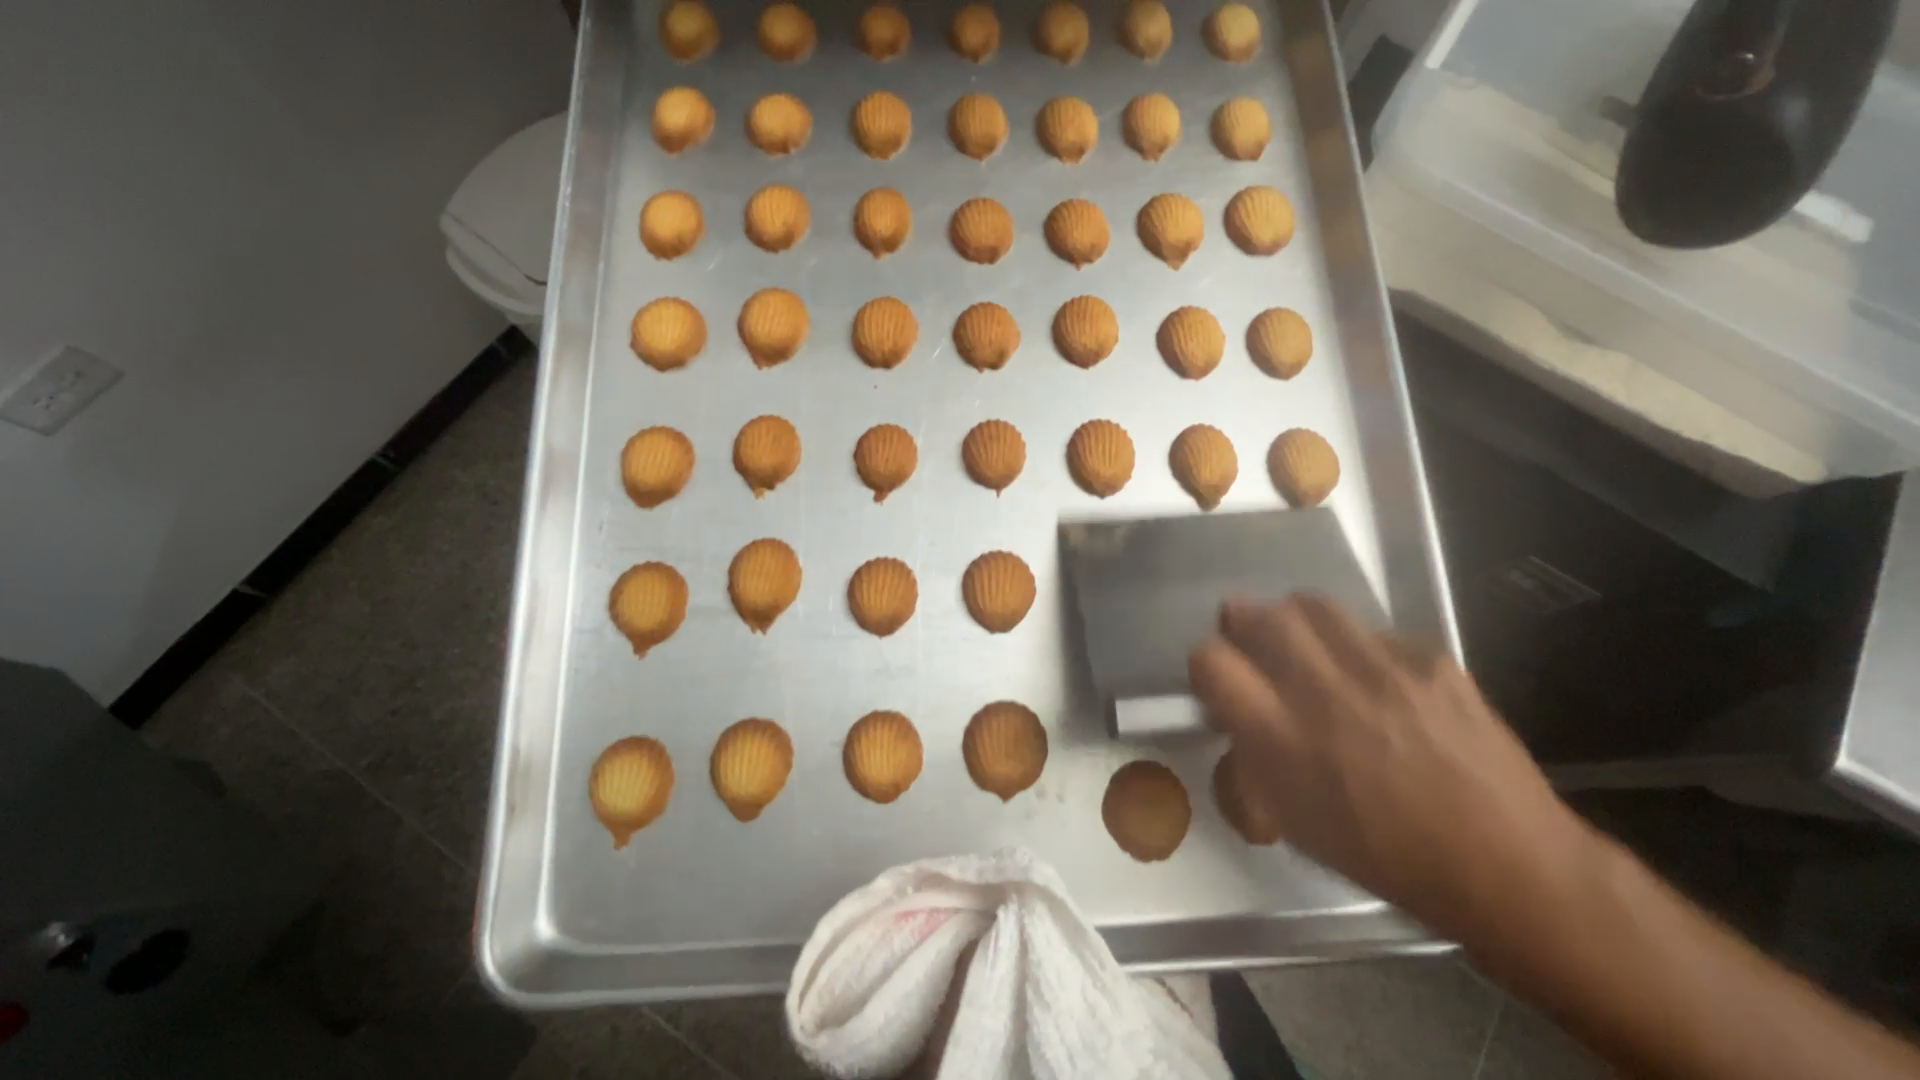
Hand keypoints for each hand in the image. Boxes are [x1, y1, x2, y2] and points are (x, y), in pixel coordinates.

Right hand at [1188, 594, 1597, 943]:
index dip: (1206, 666)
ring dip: (1296, 619)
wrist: (1505, 864)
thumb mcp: (1297, 826)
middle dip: (1244, 623)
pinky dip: (1361, 647)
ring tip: (1304, 641)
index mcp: (1282, 740)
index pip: (1212, 663)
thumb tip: (1239, 732)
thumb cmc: (1388, 859)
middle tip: (1247, 637)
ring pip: (1316, 607)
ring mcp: (1384, 669)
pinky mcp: (1433, 660)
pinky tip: (1377, 678)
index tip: (1218, 681)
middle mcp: (1325, 692)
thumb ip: (1253, 770)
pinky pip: (1378, 634)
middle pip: (1260, 617)